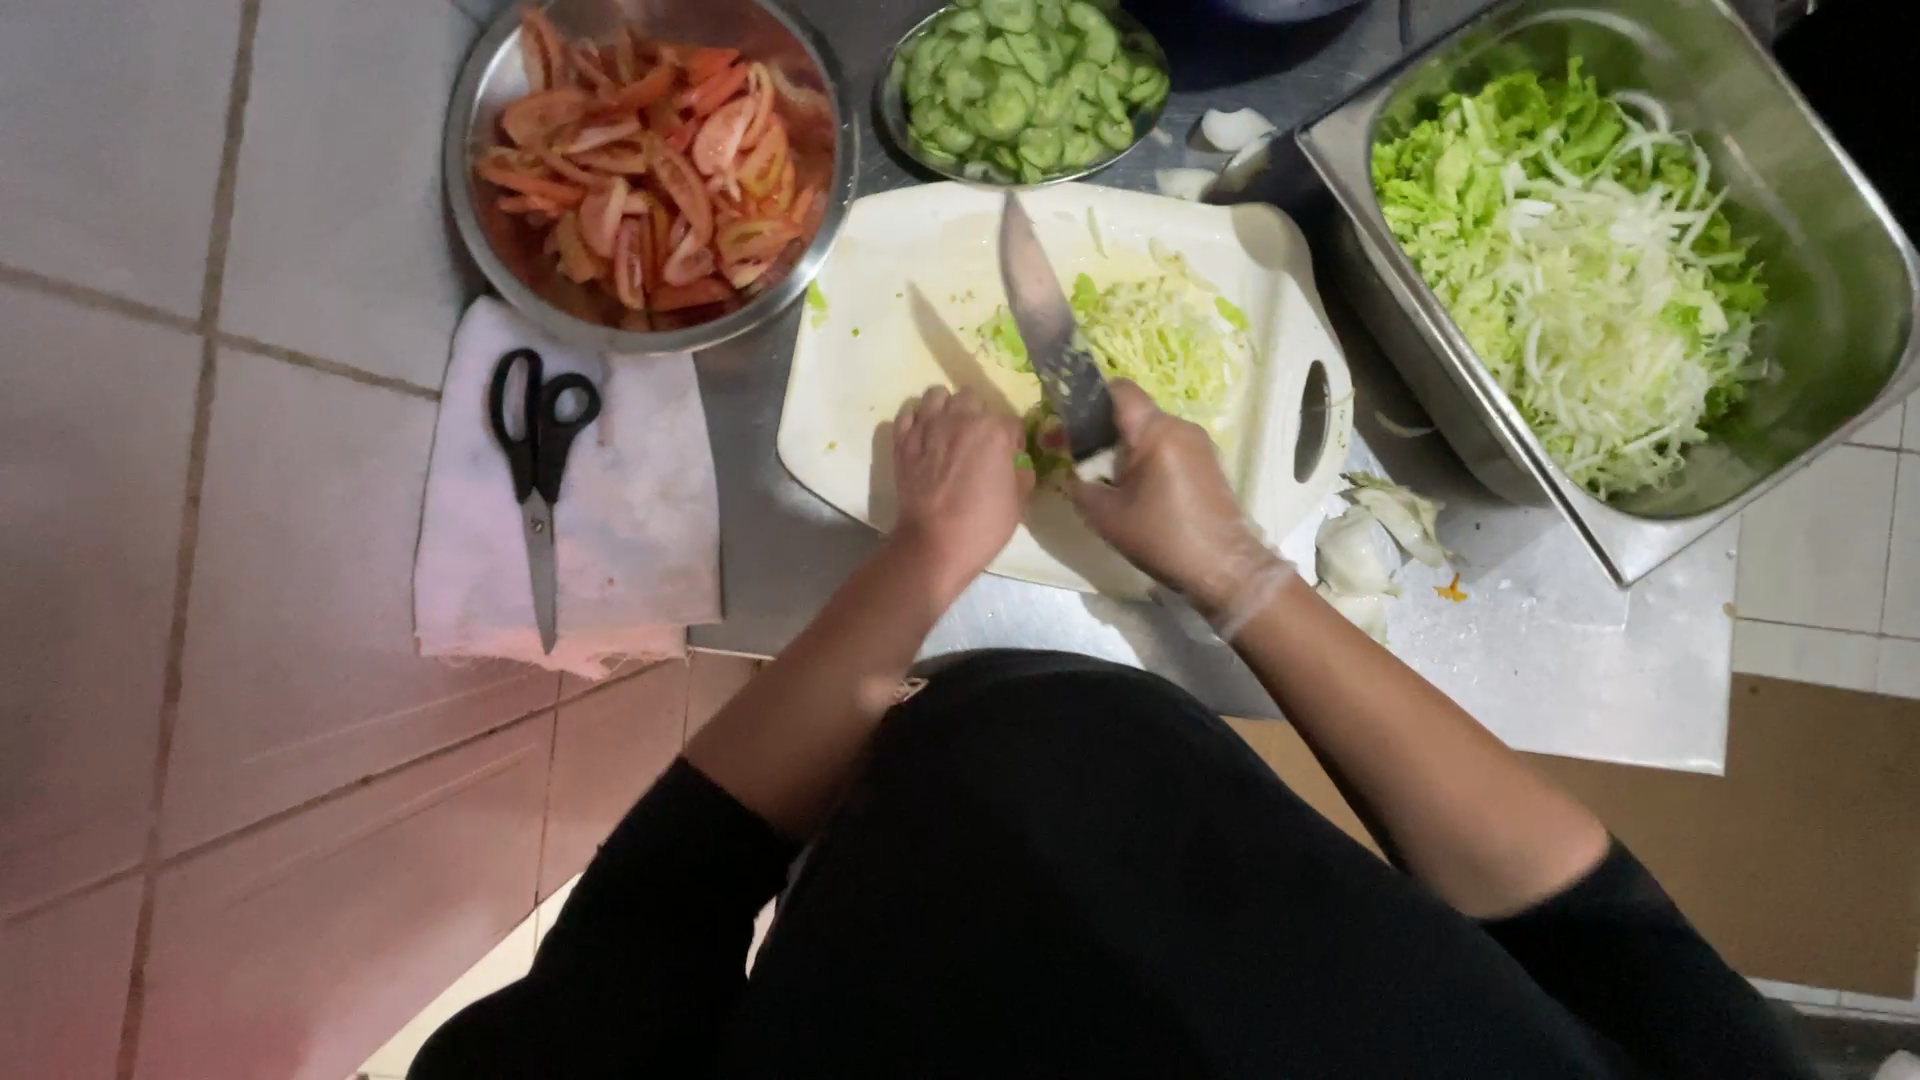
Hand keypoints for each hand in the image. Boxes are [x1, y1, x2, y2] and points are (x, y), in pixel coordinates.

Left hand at [890, 386, 1034, 598]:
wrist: (934, 545)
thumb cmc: (982, 526)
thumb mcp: (1018, 501)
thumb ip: (1020, 472)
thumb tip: (1014, 461)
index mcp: (993, 432)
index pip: (1010, 422)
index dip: (1013, 440)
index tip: (1010, 456)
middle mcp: (960, 420)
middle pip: (972, 399)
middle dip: (978, 415)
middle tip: (977, 440)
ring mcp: (927, 428)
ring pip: (937, 396)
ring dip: (946, 407)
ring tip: (948, 429)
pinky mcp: (903, 442)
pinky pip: (908, 413)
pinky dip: (916, 419)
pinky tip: (923, 434)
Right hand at [1063, 380, 1286, 616]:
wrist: (1222, 568)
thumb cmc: (1161, 537)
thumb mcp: (1105, 515)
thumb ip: (1079, 485)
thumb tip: (1070, 472)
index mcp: (1156, 432)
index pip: (1119, 389)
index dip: (1090, 399)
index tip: (1071, 425)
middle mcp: (1181, 427)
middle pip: (1134, 412)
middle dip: (1104, 430)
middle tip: (1080, 459)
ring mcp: (1200, 444)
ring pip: (1151, 430)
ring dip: (1126, 447)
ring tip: (1109, 480)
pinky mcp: (1208, 462)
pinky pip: (1169, 446)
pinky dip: (1148, 458)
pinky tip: (1137, 490)